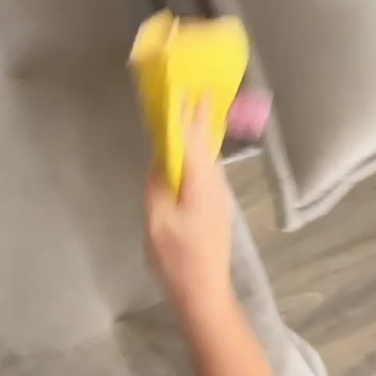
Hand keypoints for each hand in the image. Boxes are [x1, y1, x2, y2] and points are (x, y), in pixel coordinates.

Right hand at [144, 101, 236, 323]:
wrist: (204, 292)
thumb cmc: (177, 259)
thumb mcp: (156, 222)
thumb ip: (156, 186)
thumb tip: (160, 160)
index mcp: (200, 181)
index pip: (193, 135)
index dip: (185, 109)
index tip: (181, 84)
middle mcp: (216, 182)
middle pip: (205, 141)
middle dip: (195, 117)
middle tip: (186, 90)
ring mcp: (220, 196)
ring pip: (206, 157)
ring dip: (195, 136)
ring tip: (181, 118)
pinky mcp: (216, 208)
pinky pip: (205, 172)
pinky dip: (194, 157)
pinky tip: (184, 157)